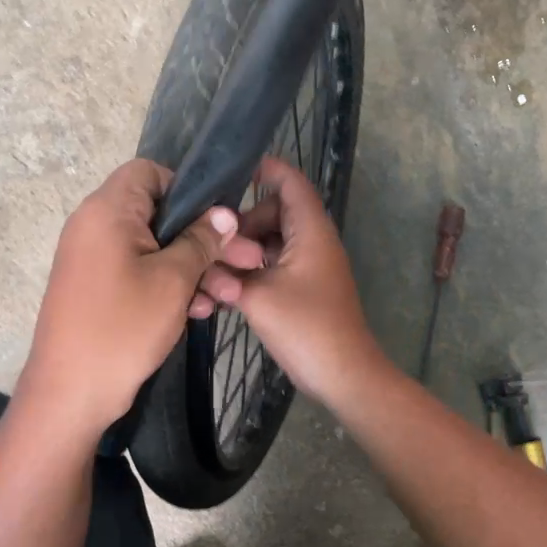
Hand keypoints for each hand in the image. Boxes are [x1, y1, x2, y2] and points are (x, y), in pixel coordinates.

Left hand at [23, 159, 264, 434]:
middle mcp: (96, 227)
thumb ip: (200, 241)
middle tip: (248, 262)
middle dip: (205, 239)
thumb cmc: (122, 328)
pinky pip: (141, 273)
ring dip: (194, 269)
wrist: (72, 392)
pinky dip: (170, 286)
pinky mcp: (100, 289)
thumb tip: (224, 213)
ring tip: (228, 297)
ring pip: (156, 249)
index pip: (150, 172)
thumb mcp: (172, 281)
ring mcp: (96, 260)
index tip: (220, 222)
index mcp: (107, 211)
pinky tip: (199, 311)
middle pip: (160, 215)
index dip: (189, 190)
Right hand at [196, 158, 387, 403]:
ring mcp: (307, 269)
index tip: (226, 172)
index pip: (290, 182)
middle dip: (238, 227)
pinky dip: (247, 278)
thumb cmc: (306, 328)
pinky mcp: (300, 292)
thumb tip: (203, 262)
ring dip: (238, 258)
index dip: (263, 170)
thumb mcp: (257, 297)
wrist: (343, 376)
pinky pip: (270, 271)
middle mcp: (311, 243)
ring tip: (209, 278)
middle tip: (210, 246)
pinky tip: (219, 297)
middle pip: (271, 215)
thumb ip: (225, 274)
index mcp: (310, 231)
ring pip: (266, 246)